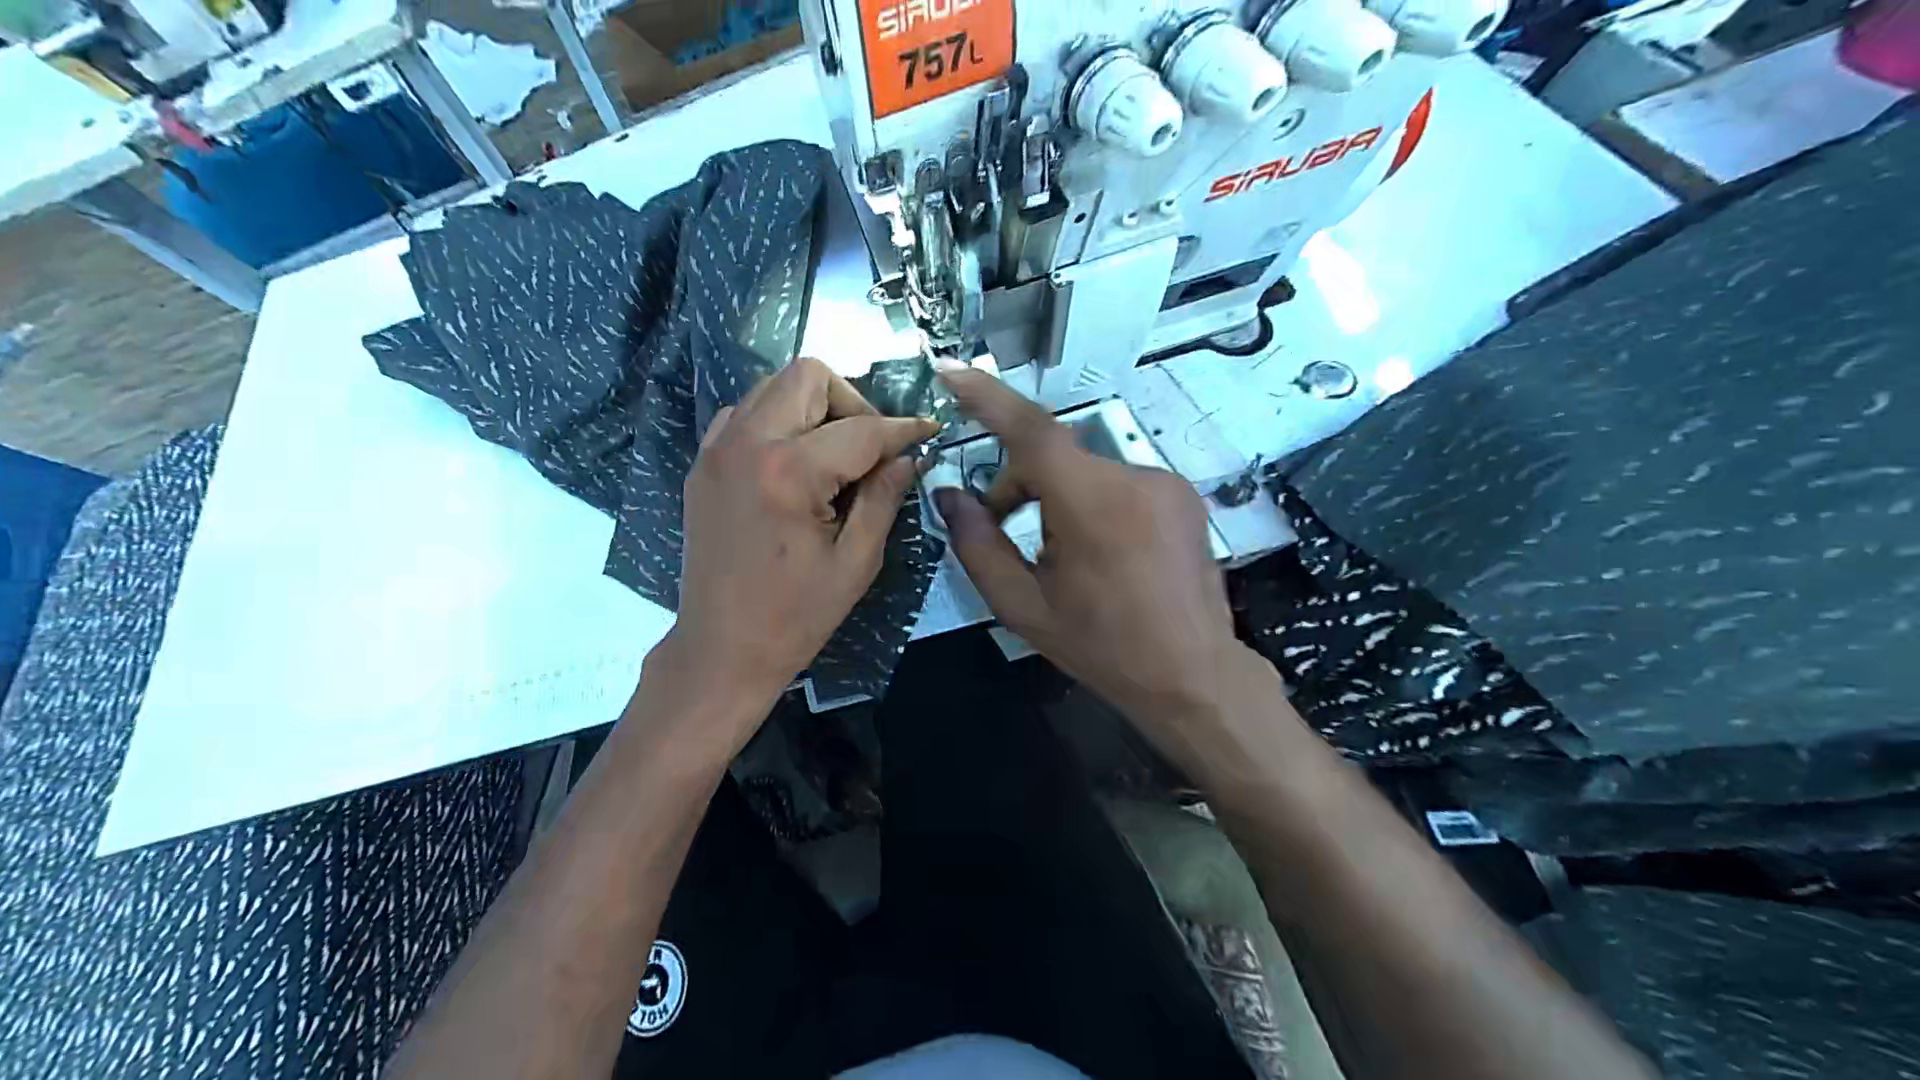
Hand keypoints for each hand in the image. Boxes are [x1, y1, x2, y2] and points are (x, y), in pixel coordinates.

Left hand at [665, 357, 938, 706]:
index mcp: (789, 472)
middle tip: (872, 447)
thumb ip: (884, 498)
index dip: (903, 429)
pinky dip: (777, 422)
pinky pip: (746, 414)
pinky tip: (794, 463)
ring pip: (773, 387)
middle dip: (852, 402)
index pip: (862, 429)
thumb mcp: (856, 562)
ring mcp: (718, 450)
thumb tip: (907, 457)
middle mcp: (748, 444)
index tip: (928, 430)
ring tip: (834, 454)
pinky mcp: (703, 464)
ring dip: (813, 408)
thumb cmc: (796, 616)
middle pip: (809, 376)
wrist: (721, 648)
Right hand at [932, 370, 1269, 735]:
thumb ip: (978, 545)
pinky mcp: (1182, 494)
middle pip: (1054, 454)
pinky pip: (1117, 481)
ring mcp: (1166, 482)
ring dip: (1056, 496)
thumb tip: (949, 496)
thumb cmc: (1102, 646)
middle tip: (1001, 528)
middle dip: (1018, 484)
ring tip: (1059, 552)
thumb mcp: (1023, 606)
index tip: (951, 373)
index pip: (1031, 429)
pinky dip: (1090, 501)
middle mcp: (1135, 477)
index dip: (986, 397)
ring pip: (1084, 469)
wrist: (1193, 674)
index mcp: (1092, 503)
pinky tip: (1099, 551)